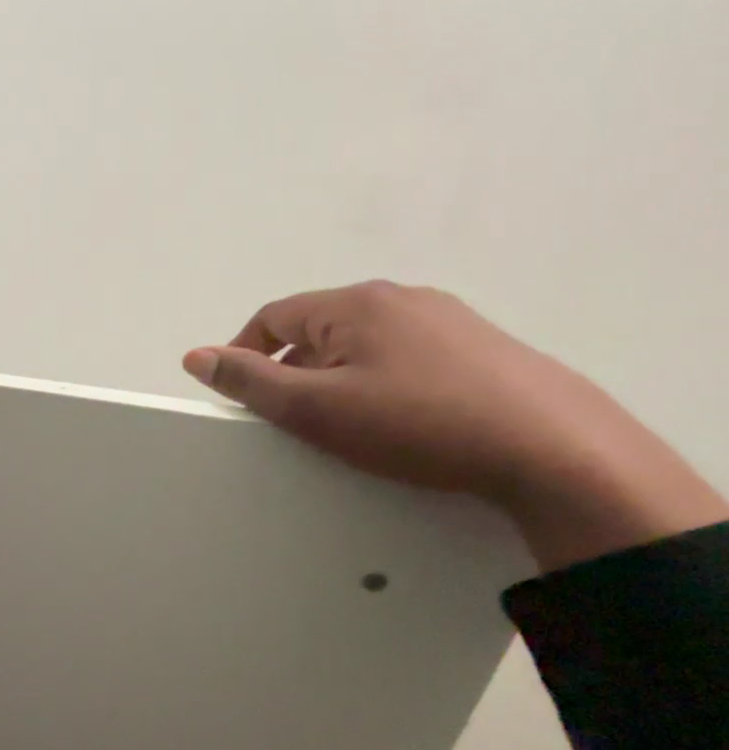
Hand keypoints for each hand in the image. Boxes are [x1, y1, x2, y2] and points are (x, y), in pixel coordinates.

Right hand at [183, 281, 727, 569]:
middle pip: (317, 329)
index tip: (242, 397)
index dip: (243, 354)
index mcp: (354, 304)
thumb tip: (195, 356)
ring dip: (338, 379)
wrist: (553, 450)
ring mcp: (449, 320)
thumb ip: (248, 381)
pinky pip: (405, 358)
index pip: (272, 317)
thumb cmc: (416, 424)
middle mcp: (401, 298)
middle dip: (293, 371)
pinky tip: (401, 423)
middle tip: (296, 420)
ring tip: (349, 426)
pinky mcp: (483, 348)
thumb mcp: (313, 408)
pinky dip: (383, 384)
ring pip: (362, 345)